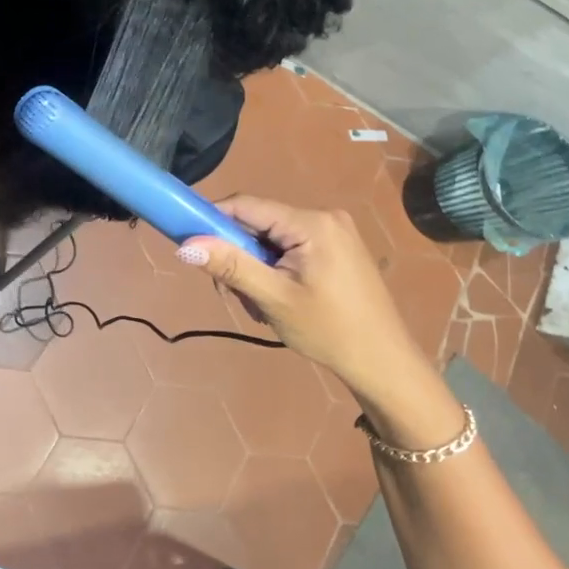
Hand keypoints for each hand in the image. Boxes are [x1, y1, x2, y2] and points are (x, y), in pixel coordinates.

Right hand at [177, 196, 429, 396]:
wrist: (383, 363)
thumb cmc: (329, 331)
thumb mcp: (273, 299)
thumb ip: (231, 266)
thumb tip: (185, 245)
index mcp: (311, 223)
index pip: (246, 205)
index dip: (212, 220)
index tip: (191, 246)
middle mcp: (324, 217)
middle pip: (258, 222)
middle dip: (237, 253)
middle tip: (232, 292)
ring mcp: (334, 232)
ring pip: (271, 237)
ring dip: (254, 266)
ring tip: (260, 303)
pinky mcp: (337, 248)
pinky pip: (289, 247)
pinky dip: (273, 268)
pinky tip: (278, 298)